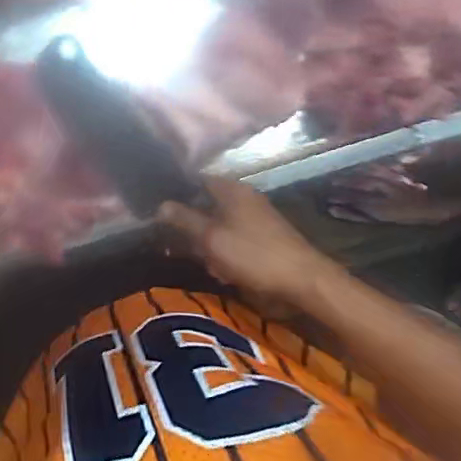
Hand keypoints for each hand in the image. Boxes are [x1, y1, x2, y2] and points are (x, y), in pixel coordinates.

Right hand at [158, 179, 345, 309]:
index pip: (196, 180)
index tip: (158, 211)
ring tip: (208, 265)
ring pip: (218, 226)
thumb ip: (184, 219)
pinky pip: (233, 240)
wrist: (302, 280)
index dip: (176, 193)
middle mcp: (243, 197)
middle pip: (205, 205)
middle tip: (178, 246)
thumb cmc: (253, 254)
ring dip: (208, 245)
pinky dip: (225, 253)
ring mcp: (255, 217)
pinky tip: (225, 272)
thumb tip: (161, 204)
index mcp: (231, 190)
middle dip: (191, 227)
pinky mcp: (263, 237)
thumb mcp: (212, 238)